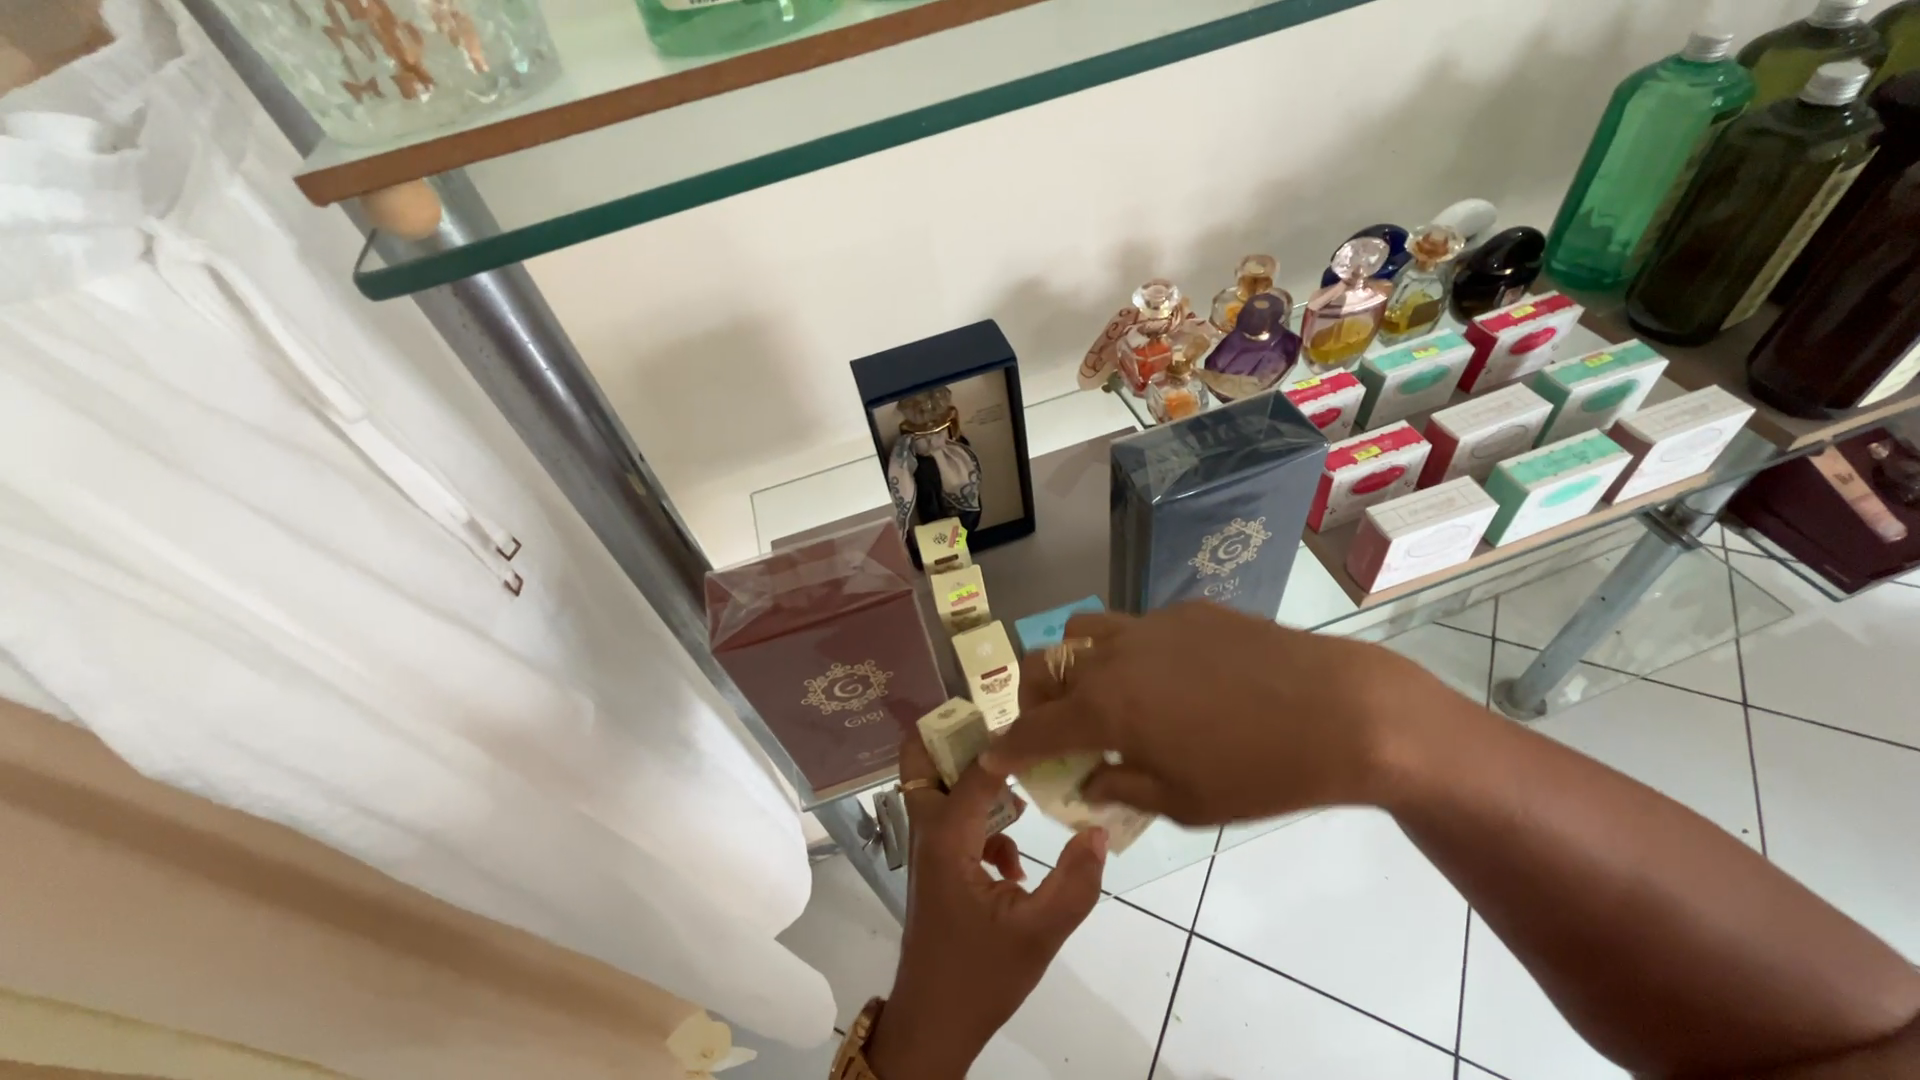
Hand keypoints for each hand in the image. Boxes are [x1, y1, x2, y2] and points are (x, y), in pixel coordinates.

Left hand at [865, 736, 1108, 1079]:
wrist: (935, 1023)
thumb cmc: (982, 977)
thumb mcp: (1040, 933)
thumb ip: (1076, 881)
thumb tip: (1098, 830)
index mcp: (947, 837)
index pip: (977, 768)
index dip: (1011, 743)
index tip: (1047, 726)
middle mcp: (929, 832)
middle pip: (923, 761)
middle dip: (958, 737)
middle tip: (1010, 731)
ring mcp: (928, 849)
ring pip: (941, 789)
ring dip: (978, 782)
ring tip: (1028, 791)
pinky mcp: (936, 867)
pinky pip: (954, 823)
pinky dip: (982, 824)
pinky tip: (1016, 864)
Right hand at [981, 602, 1440, 826]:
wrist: (1345, 714)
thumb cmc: (1260, 775)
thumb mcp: (1184, 803)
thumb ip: (1122, 787)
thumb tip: (1092, 778)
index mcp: (1105, 707)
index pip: (1033, 727)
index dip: (1007, 747)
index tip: (994, 760)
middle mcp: (1115, 655)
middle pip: (1044, 665)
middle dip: (1031, 698)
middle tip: (1049, 726)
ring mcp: (1153, 625)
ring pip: (1085, 630)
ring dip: (1075, 662)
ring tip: (1101, 692)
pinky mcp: (1191, 610)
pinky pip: (1140, 626)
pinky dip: (1131, 652)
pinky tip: (1173, 680)